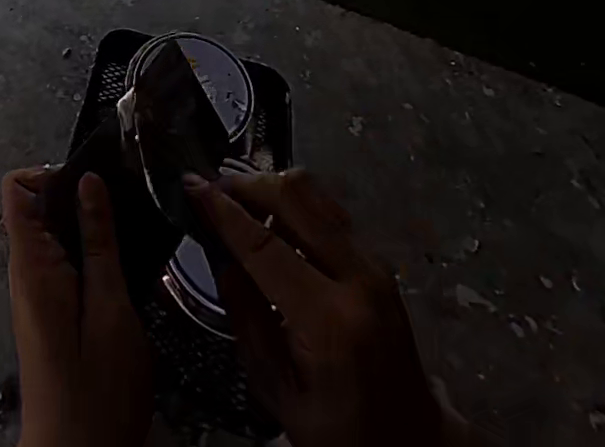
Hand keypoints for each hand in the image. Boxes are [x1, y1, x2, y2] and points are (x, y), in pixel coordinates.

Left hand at [3, 168, 151, 446]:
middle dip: (79, 194)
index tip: (96, 184)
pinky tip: (125, 256)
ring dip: (91, 221)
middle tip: (125, 202)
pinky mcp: (55, 305)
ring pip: (56, 229)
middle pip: (39, 204)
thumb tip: (88, 180)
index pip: (18, 189)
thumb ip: (98, 241)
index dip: (52, 173)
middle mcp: (27, 270)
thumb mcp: (109, 307)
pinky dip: (92, 246)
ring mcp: (39, 288)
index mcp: (32, 264)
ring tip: (132, 225)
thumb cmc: (97, 388)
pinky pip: (66, 256)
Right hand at [185, 169, 474, 446]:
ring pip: (314, 192)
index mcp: (329, 320)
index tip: (192, 185)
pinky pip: (326, 208)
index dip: (223, 211)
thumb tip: (221, 255)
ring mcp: (373, 260)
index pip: (264, 245)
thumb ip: (246, 318)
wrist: (412, 437)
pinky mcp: (376, 255)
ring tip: (237, 201)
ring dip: (269, 187)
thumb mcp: (277, 390)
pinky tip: (270, 219)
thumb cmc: (340, 429)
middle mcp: (357, 276)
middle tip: (214, 190)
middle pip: (294, 197)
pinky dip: (292, 202)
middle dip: (246, 184)